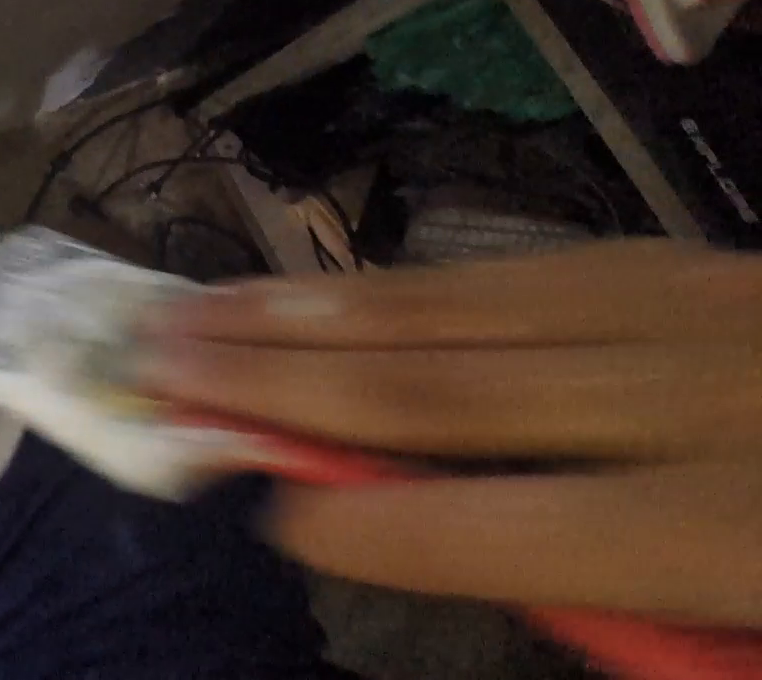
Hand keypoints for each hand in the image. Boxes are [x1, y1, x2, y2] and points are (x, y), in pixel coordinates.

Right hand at [144, 239, 761, 626]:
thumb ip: (605, 599)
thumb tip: (397, 517)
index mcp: (755, 530)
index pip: (519, 527)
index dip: (380, 525)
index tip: (274, 517)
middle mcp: (697, 395)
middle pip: (434, 386)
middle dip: (271, 380)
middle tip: (158, 364)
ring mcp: (669, 305)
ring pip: (431, 310)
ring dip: (285, 315)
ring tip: (185, 312)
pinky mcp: (646, 260)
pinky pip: (470, 276)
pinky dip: (359, 291)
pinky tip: (288, 292)